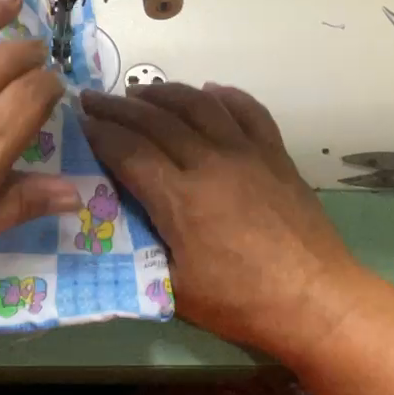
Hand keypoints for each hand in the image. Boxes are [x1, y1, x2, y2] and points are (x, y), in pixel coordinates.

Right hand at [81, 83, 378, 361]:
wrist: (316, 300)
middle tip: (92, 98)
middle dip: (118, 106)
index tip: (77, 124)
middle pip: (156, 120)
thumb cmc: (240, 303)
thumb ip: (143, 248)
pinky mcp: (277, 157)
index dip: (99, 134)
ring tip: (139, 91)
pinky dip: (224, 97)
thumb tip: (119, 221)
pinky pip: (248, 112)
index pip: (128, 151)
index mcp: (180, 197)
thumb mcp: (175, 287)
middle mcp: (212, 162)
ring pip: (200, 106)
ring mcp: (248, 154)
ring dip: (164, 93)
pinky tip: (209, 91)